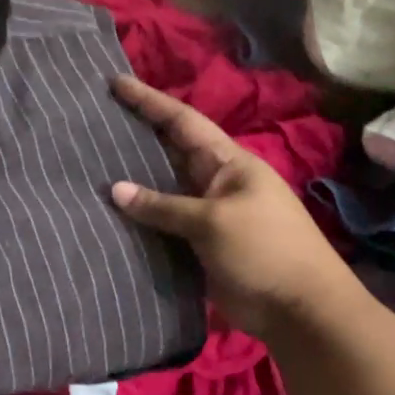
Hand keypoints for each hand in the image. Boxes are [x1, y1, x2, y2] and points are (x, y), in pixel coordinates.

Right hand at [107, 75, 360, 335]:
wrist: (302, 312)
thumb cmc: (265, 252)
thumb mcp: (212, 222)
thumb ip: (162, 205)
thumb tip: (115, 190)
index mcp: (230, 164)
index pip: (183, 123)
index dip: (149, 102)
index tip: (116, 82)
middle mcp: (217, 182)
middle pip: (170, 150)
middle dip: (136, 133)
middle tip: (95, 117)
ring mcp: (209, 214)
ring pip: (163, 187)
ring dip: (133, 177)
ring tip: (91, 161)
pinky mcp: (201, 244)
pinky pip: (163, 221)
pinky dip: (139, 215)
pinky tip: (110, 211)